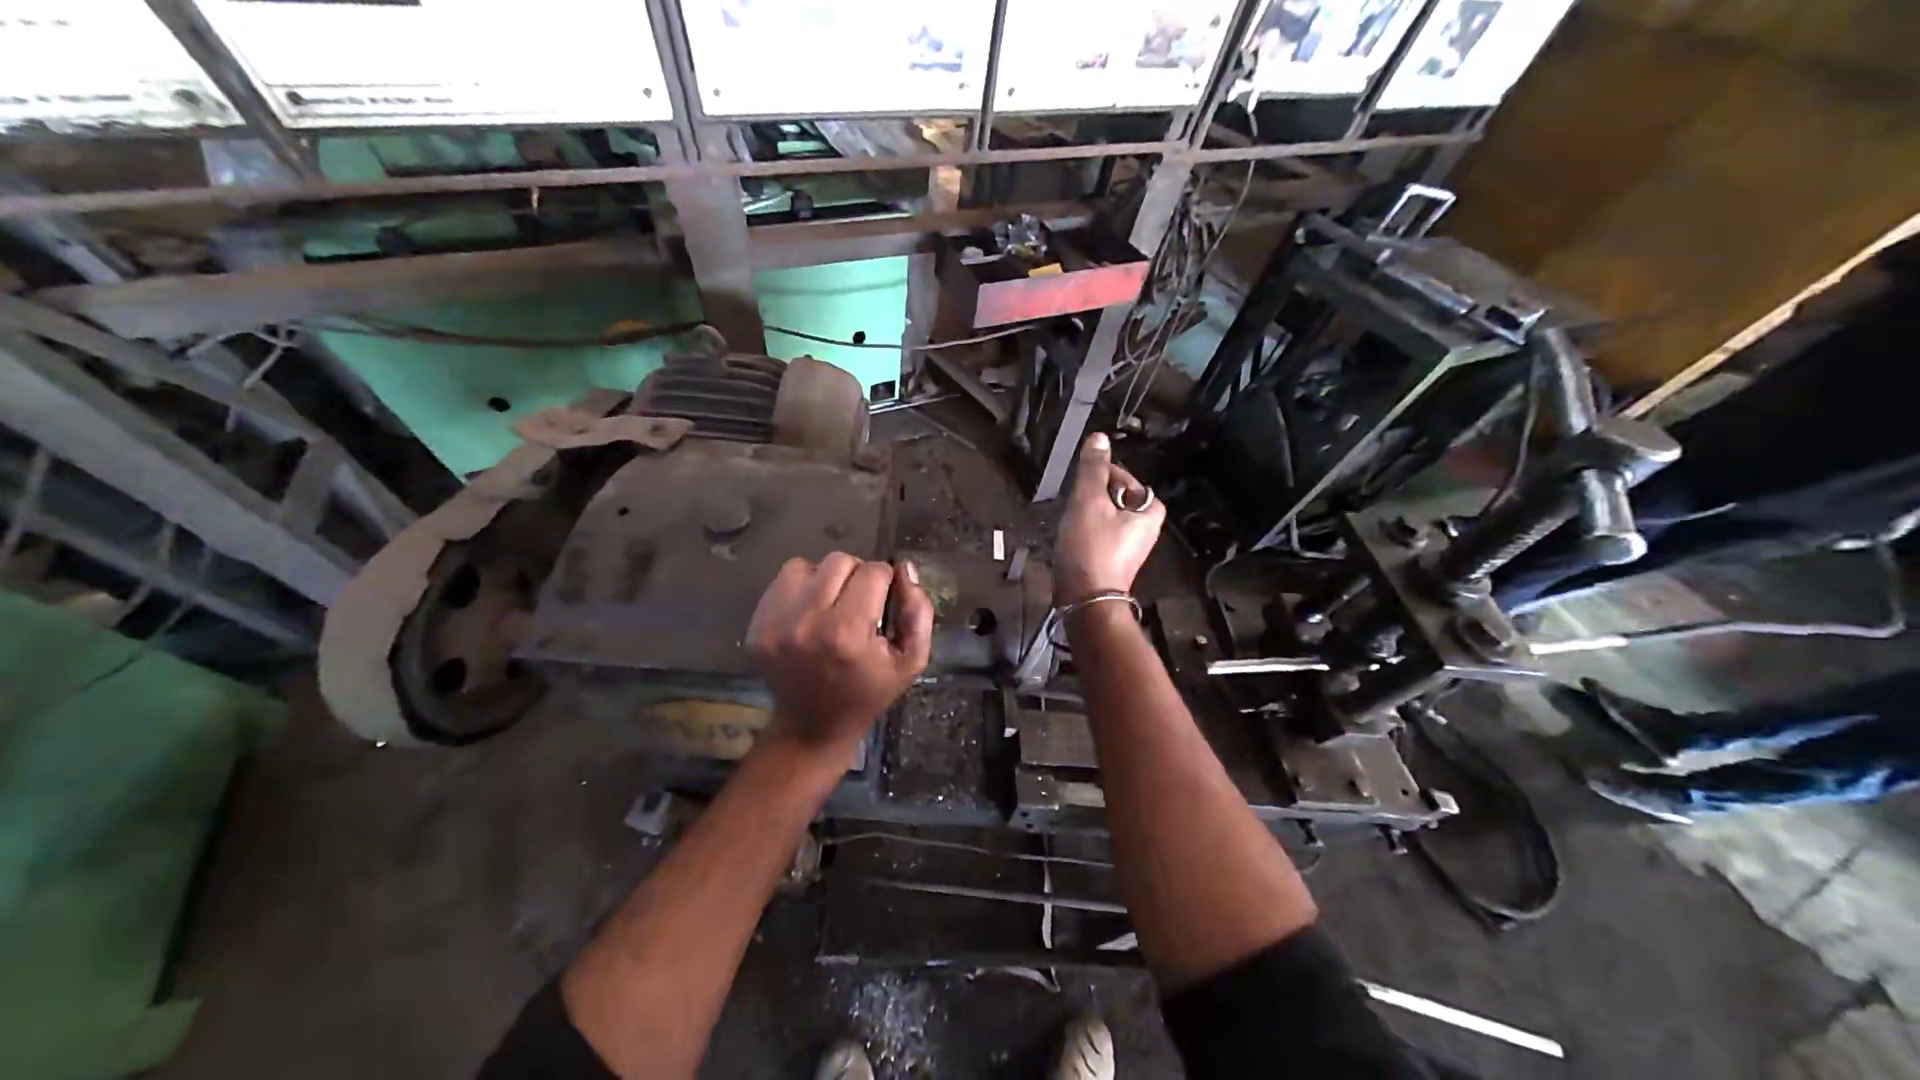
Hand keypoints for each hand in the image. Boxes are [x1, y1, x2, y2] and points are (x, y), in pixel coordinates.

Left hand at [746, 552, 933, 757]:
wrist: (812, 726)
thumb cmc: (868, 694)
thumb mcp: (911, 662)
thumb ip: (918, 613)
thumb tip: (905, 568)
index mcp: (847, 633)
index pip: (874, 572)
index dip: (886, 582)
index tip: (883, 604)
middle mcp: (806, 622)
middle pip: (840, 561)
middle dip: (856, 575)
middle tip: (859, 603)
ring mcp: (775, 622)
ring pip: (807, 565)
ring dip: (825, 579)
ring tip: (831, 605)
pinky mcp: (757, 624)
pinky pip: (783, 581)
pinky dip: (800, 589)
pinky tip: (809, 614)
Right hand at [1055, 433, 1165, 604]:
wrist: (1085, 600)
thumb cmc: (1091, 548)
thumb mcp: (1089, 502)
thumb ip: (1092, 470)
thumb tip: (1099, 438)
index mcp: (1150, 513)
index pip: (1128, 480)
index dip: (1105, 477)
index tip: (1084, 485)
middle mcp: (1146, 531)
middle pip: (1117, 499)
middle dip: (1095, 498)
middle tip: (1075, 504)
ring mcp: (1130, 550)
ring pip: (1107, 519)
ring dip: (1089, 517)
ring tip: (1071, 522)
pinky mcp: (1113, 564)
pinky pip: (1100, 538)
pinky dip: (1087, 535)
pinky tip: (1071, 540)